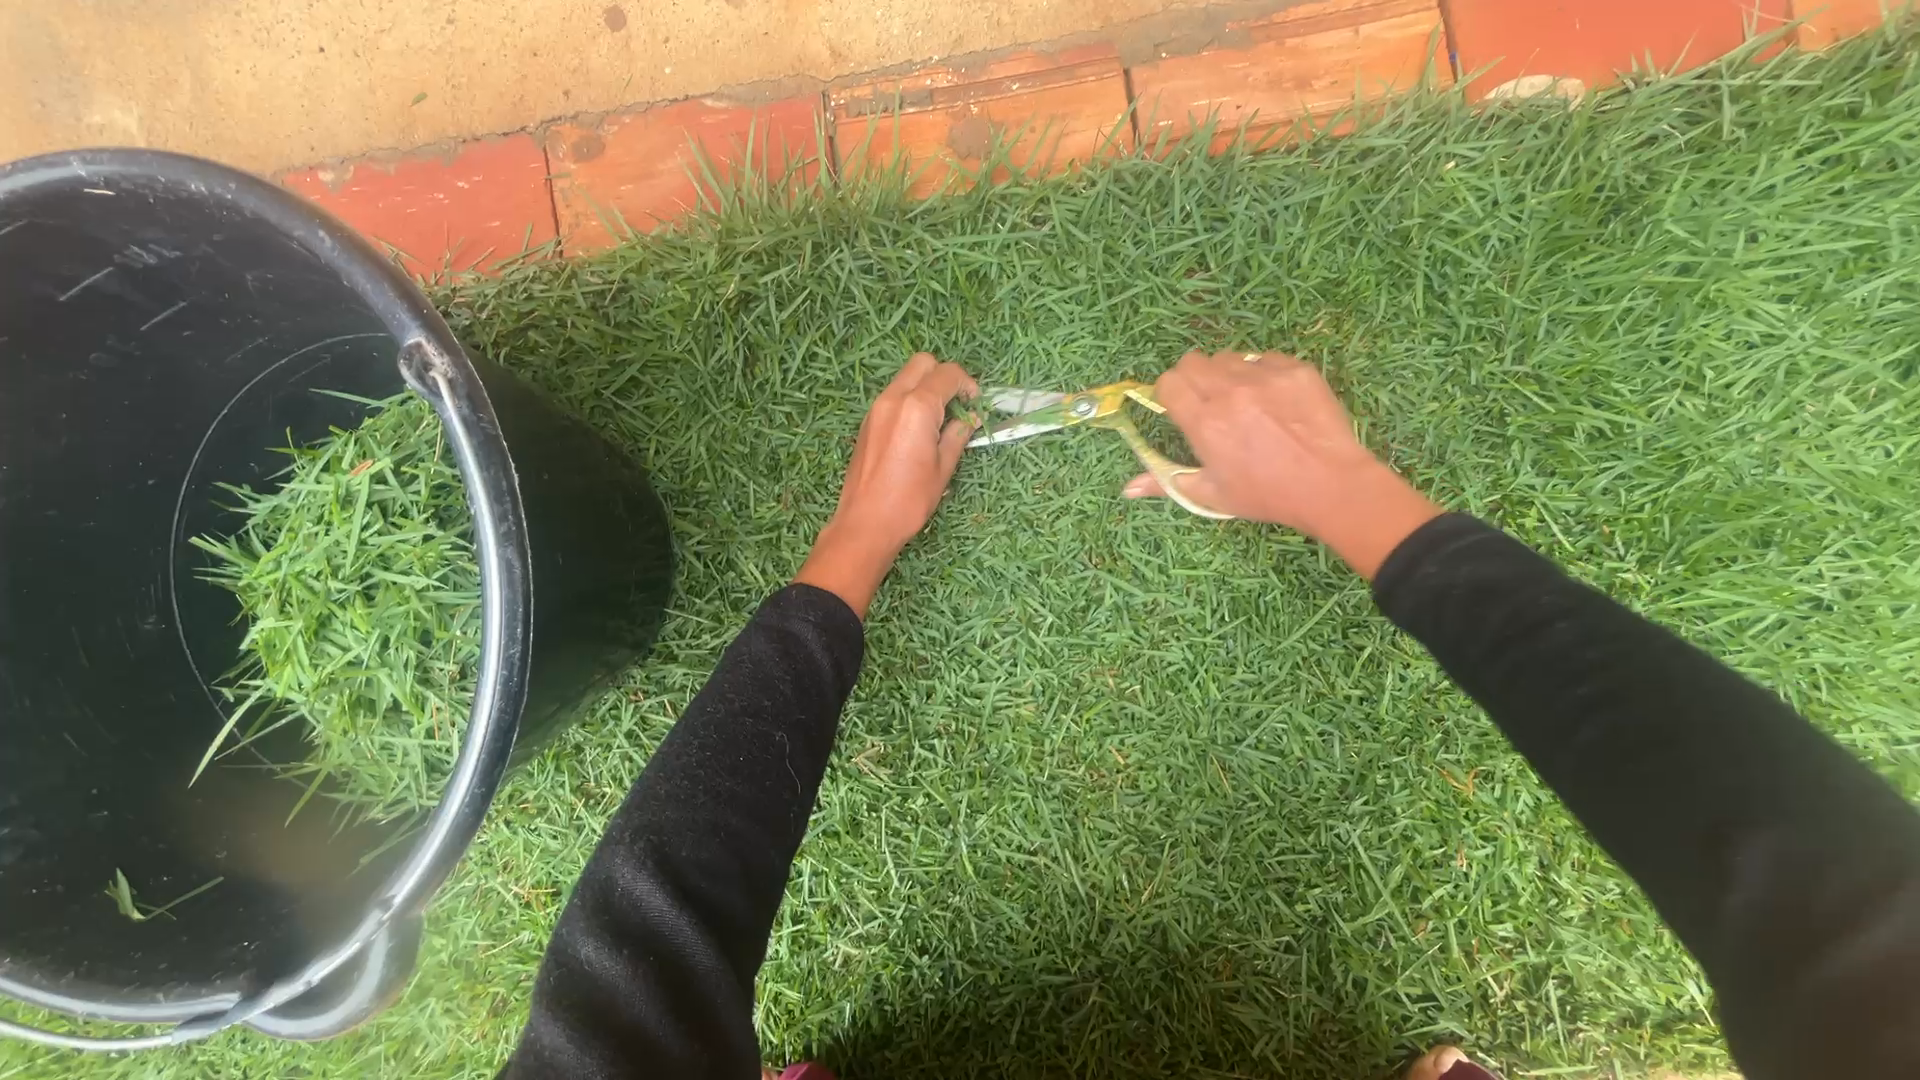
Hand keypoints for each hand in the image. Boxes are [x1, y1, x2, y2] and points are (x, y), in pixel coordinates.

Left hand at [795, 353, 977, 616]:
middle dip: (944, 376)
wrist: (865, 522)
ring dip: (926, 388)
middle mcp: (893, 399)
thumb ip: (957, 436)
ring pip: (906, 378)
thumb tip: (968, 419)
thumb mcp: (943, 468)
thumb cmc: (909, 499)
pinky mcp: (867, 421)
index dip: (967, 384)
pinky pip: (893, 396)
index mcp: (916, 408)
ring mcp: (876, 408)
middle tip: (958, 404)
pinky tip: (919, 429)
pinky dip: (910, 400)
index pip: (947, 375)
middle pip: (923, 364)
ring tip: (940, 419)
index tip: (976, 403)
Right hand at [1123, 350, 1440, 578]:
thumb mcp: (1211, 494)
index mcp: (1203, 422)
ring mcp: (1264, 376)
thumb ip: (1166, 483)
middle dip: (1193, 379)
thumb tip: (1126, 489)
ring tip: (1242, 400)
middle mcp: (1228, 392)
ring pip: (1227, 357)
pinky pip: (1264, 359)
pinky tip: (1273, 399)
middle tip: (1208, 403)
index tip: (1180, 409)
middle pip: (1192, 362)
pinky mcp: (1294, 369)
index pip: (1168, 383)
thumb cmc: (1265, 495)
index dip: (1169, 394)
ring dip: (1225, 373)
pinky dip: (1261, 373)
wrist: (1330, 484)